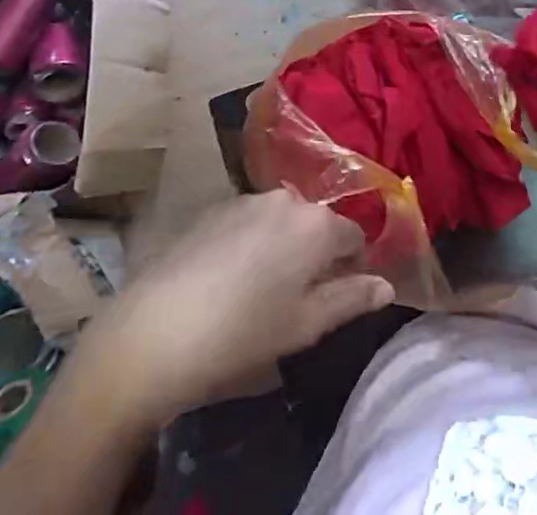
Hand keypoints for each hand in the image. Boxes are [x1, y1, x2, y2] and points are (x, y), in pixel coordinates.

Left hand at [66, 189, 393, 431]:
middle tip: (300, 298)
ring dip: (284, 247)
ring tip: (262, 290)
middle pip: (317, 225)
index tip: (338, 296)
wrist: (149, 335)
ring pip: (282, 222)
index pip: (355, 236)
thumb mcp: (305, 325)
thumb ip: (352, 299)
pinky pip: (248, 222)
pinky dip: (252, 244)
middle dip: (318, 254)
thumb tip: (386, 286)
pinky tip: (228, 281)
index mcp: (316, 224)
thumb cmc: (241, 334)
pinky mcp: (210, 211)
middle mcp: (285, 199)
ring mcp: (244, 200)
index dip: (353, 267)